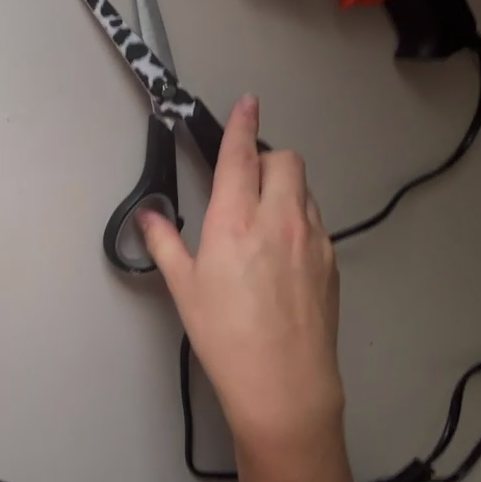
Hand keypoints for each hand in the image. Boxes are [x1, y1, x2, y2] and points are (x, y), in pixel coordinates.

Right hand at [138, 96, 344, 453]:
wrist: (283, 380)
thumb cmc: (222, 333)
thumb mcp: (181, 286)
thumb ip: (164, 242)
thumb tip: (149, 216)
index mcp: (234, 222)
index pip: (240, 157)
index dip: (240, 124)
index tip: (246, 101)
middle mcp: (280, 220)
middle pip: (285, 160)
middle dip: (265, 155)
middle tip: (242, 174)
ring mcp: (313, 238)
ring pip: (304, 188)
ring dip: (283, 184)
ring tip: (258, 213)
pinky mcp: (331, 259)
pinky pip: (315, 218)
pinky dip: (297, 214)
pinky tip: (278, 246)